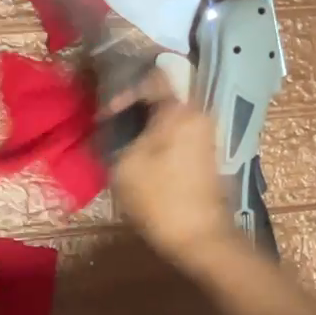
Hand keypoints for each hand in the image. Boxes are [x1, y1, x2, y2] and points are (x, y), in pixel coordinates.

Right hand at [111, 90, 238, 264]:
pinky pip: (180, 135)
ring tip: (124, 142)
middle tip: (112, 124)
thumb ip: (115, 137)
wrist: (200, 238)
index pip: (154, 76)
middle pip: (165, 96)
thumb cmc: (159, 199)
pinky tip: (142, 157)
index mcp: (180, 110)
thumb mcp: (123, 166)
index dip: (125, 91)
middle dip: (136, 107)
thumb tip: (111, 127)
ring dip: (147, 125)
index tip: (107, 115)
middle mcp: (200, 116)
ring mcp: (208, 136)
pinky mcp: (208, 156)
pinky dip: (160, 139)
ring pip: (172, 117)